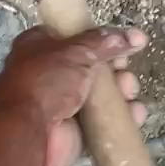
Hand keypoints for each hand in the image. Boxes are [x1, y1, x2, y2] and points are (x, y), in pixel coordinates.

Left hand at [0, 27, 147, 165]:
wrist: (28, 128)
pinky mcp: (75, 129)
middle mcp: (50, 72)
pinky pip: (103, 120)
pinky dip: (121, 117)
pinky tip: (136, 114)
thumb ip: (104, 43)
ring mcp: (62, 102)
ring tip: (130, 92)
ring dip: (120, 91)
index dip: (100, 41)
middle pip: (92, 67)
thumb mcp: (75, 52)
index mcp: (41, 45)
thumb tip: (134, 35)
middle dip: (115, 68)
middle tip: (126, 71)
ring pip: (100, 94)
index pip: (75, 38)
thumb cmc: (46, 79)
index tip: (124, 44)